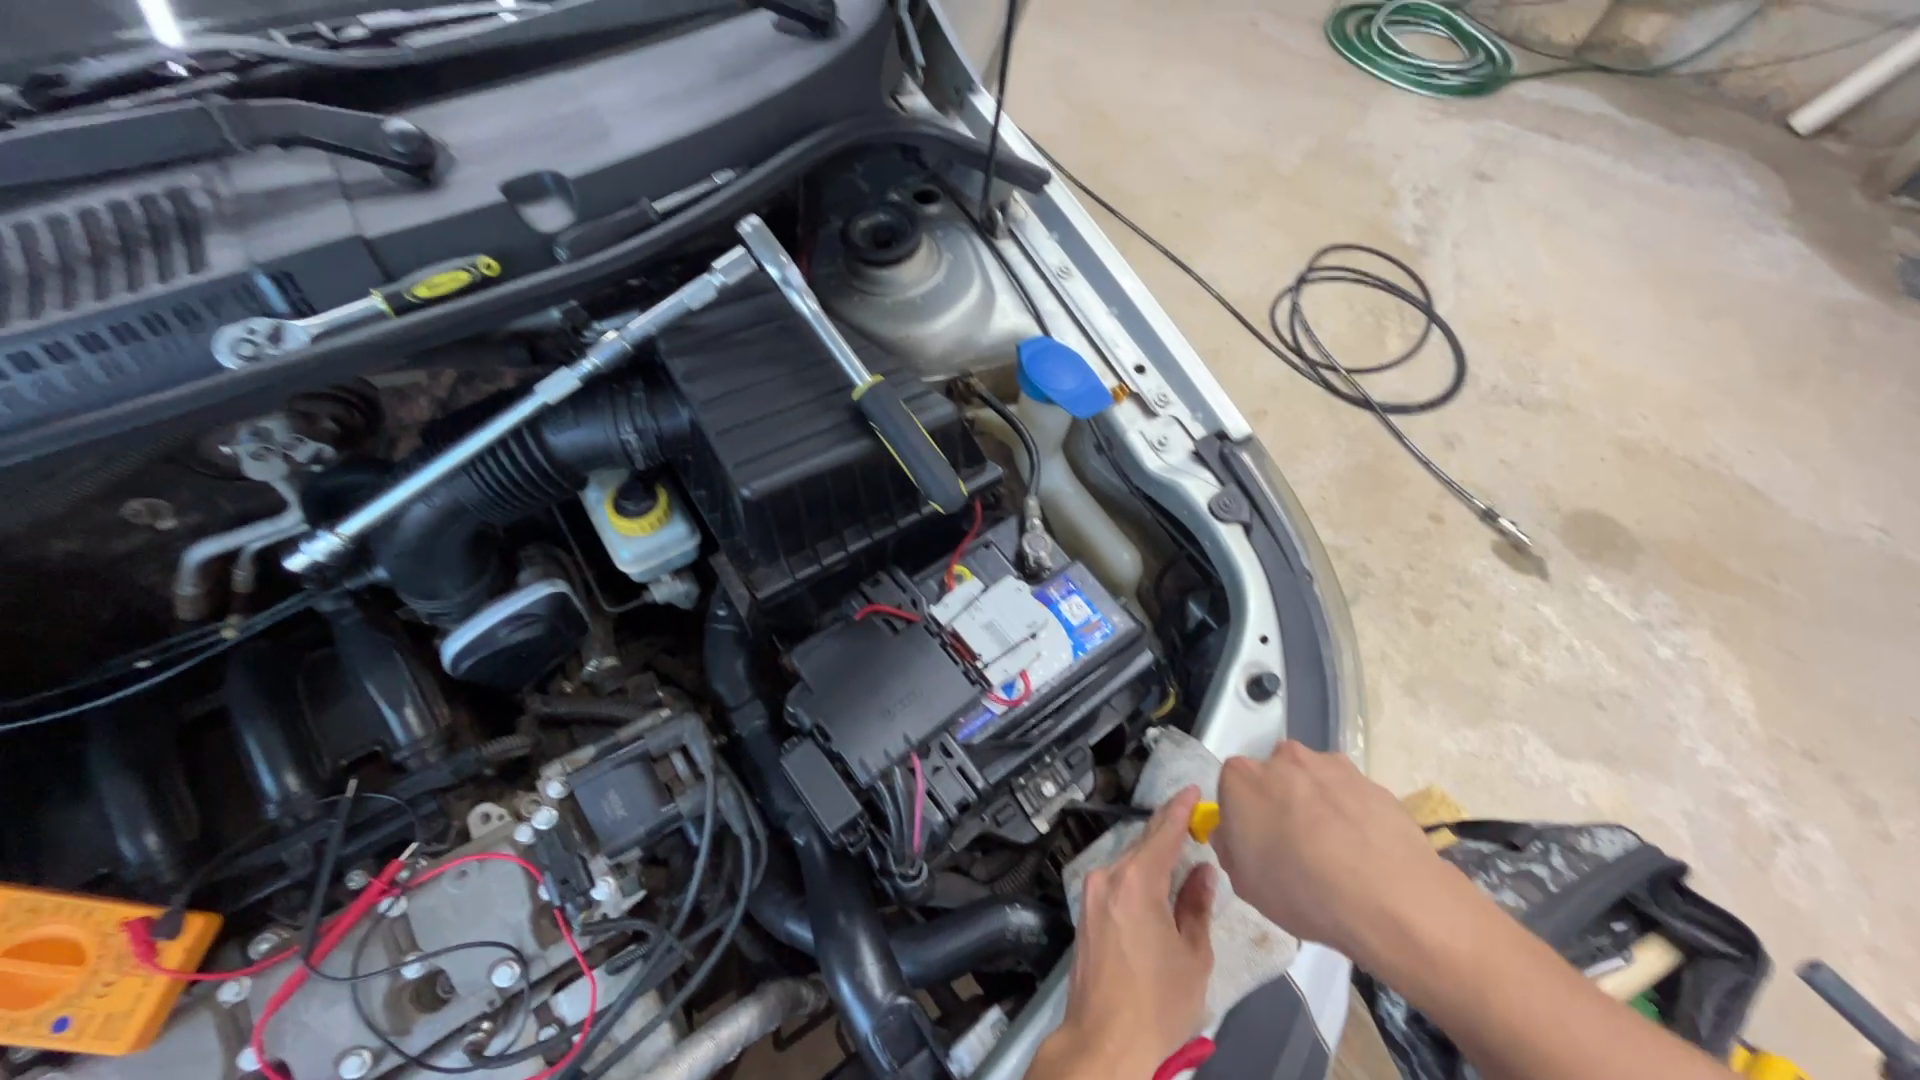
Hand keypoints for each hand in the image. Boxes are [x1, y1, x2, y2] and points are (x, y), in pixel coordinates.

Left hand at [1030, 786, 1215, 1079]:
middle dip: (1168, 833)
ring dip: (1154, 859)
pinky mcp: (1085, 915)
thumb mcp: (1192, 954)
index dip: (1180, 810)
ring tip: (1183, 856)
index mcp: (1137, 883)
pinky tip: (1158, 886)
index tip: (1192, 791)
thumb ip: (1197, 905)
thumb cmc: (1157, 1003)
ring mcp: (1091, 897)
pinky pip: (1117, 883)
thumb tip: (1203, 873)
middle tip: (1194, 820)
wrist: (1104, 1040)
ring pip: (1129, 865)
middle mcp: (1108, 880)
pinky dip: (1139, 878)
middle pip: (1143, 846)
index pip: (1163, 833)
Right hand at [1214, 741, 1456, 966]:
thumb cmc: (1302, 891)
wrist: (1391, 899)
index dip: (1242, 816)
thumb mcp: (1244, 883)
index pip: (1232, 788)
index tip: (1255, 843)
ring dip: (1318, 806)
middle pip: (1274, 777)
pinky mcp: (1373, 782)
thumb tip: (1236, 833)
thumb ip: (1231, 847)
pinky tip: (1364, 853)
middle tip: (1294, 847)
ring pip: (1315, 783)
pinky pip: (1351, 796)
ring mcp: (1333, 766)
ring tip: (1337, 853)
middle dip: (1280, 803)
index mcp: (1242, 778)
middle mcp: (1284, 759)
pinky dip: (1352, 816)